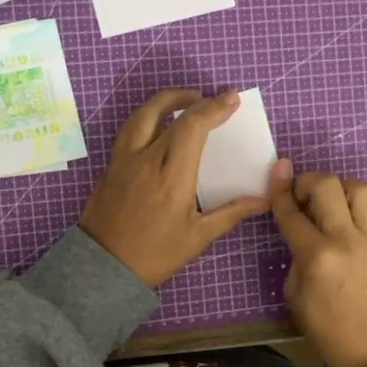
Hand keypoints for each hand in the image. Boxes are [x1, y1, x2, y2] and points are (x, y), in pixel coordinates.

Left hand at [80, 89, 269, 288]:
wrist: (102, 268)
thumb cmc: (154, 255)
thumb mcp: (197, 238)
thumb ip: (230, 213)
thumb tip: (264, 199)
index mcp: (171, 176)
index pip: (192, 127)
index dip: (214, 108)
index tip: (232, 99)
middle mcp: (146, 159)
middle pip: (168, 112)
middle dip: (194, 100)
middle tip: (213, 102)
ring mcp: (124, 159)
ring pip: (142, 114)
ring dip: (166, 101)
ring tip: (185, 104)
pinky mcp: (111, 165)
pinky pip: (130, 129)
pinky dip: (148, 117)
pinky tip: (159, 126)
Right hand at [268, 159, 366, 366]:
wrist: (366, 348)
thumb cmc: (322, 324)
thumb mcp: (293, 290)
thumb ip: (297, 251)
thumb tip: (302, 223)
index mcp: (316, 256)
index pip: (291, 212)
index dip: (279, 188)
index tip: (278, 169)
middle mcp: (346, 241)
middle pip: (328, 187)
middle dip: (309, 181)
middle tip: (304, 194)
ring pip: (362, 190)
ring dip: (344, 188)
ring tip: (336, 201)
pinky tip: (366, 211)